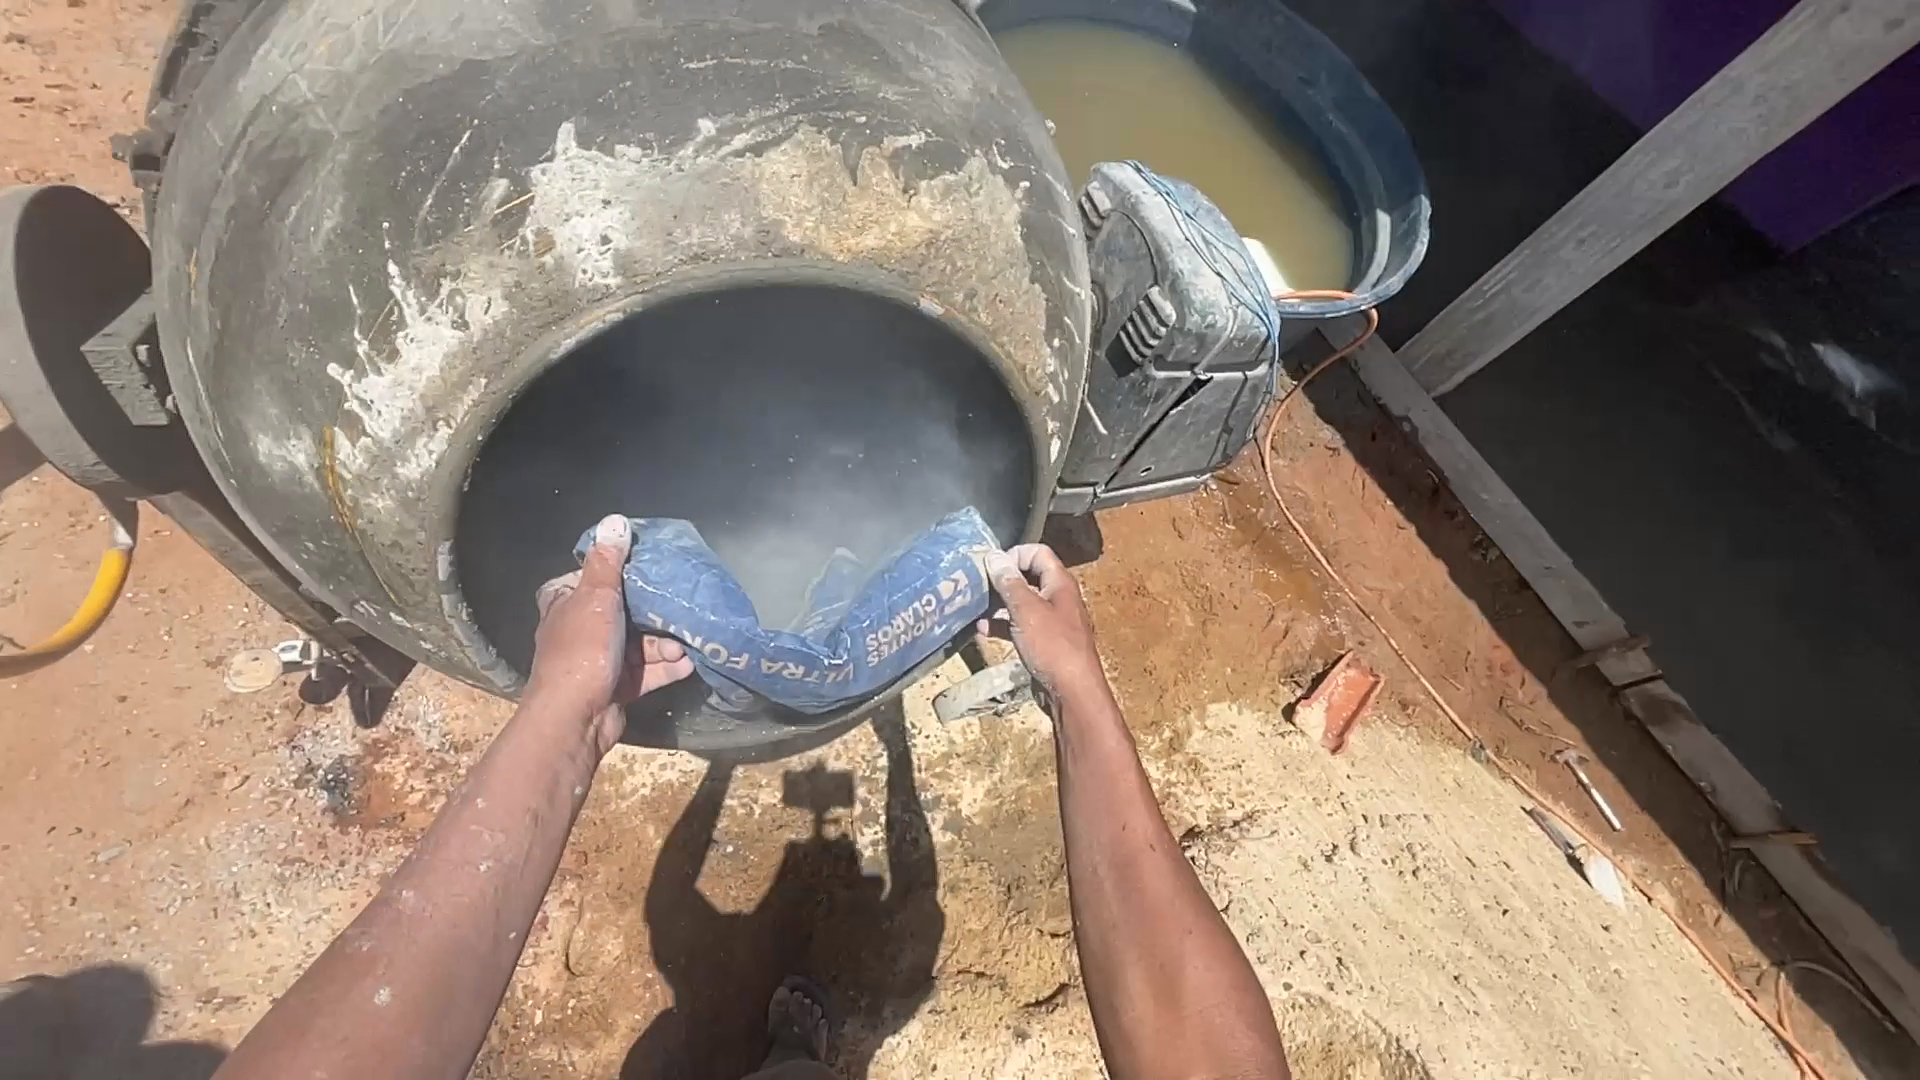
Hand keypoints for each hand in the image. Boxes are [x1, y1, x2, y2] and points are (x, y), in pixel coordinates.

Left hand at [524, 514, 695, 751]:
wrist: (576, 716)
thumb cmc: (583, 651)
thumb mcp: (596, 598)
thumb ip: (608, 562)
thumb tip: (614, 521)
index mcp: (565, 605)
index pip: (589, 580)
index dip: (617, 574)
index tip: (648, 571)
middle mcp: (579, 631)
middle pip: (623, 613)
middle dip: (655, 616)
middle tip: (680, 611)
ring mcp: (598, 660)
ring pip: (639, 644)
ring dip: (664, 645)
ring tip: (684, 646)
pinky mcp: (616, 686)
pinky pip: (646, 671)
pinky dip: (666, 667)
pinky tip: (688, 664)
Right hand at [982, 543, 1110, 705]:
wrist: (1072, 692)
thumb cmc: (1052, 647)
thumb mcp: (1027, 610)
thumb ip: (1009, 583)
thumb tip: (994, 557)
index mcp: (1060, 583)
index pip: (1038, 552)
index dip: (1014, 554)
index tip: (991, 567)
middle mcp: (1058, 597)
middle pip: (1028, 576)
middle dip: (1002, 579)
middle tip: (978, 585)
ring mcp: (1051, 621)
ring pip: (1022, 602)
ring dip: (999, 604)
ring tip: (976, 607)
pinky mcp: (1043, 642)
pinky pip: (1020, 625)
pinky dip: (1003, 625)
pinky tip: (983, 631)